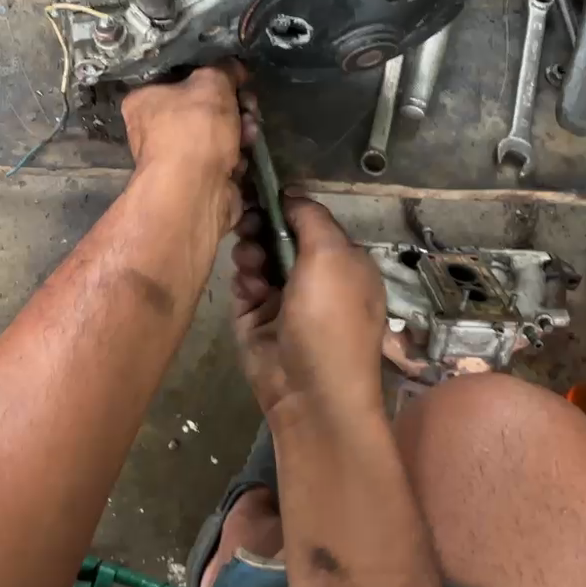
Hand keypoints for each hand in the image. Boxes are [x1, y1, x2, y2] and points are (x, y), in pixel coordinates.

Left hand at [120, 64, 249, 232]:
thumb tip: (233, 66)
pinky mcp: (197, 179)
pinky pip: (222, 158)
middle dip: (233, 105)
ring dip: (240, 129)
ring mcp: (176, 157)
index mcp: (143, 101)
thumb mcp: (212, 82)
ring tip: (250, 130)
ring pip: (217, 133)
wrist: (195, 190)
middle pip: (202, 107)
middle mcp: (154, 129)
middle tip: (247, 105)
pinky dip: (237, 155)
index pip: (179, 79)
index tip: (235, 77)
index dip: (210, 76)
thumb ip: (224, 68)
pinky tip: (245, 153)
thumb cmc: (194, 128)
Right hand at [230, 197, 385, 419]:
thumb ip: (310, 217)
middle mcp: (314, 277)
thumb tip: (289, 194)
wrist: (311, 392)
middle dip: (260, 228)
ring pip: (256, 257)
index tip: (259, 195)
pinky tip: (250, 291)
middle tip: (247, 226)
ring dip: (250, 254)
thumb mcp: (332, 255)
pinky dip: (243, 282)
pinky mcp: (256, 317)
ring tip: (251, 264)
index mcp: (342, 262)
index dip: (285, 207)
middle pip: (278, 235)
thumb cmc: (330, 318)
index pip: (309, 221)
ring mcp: (283, 298)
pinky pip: (242, 284)